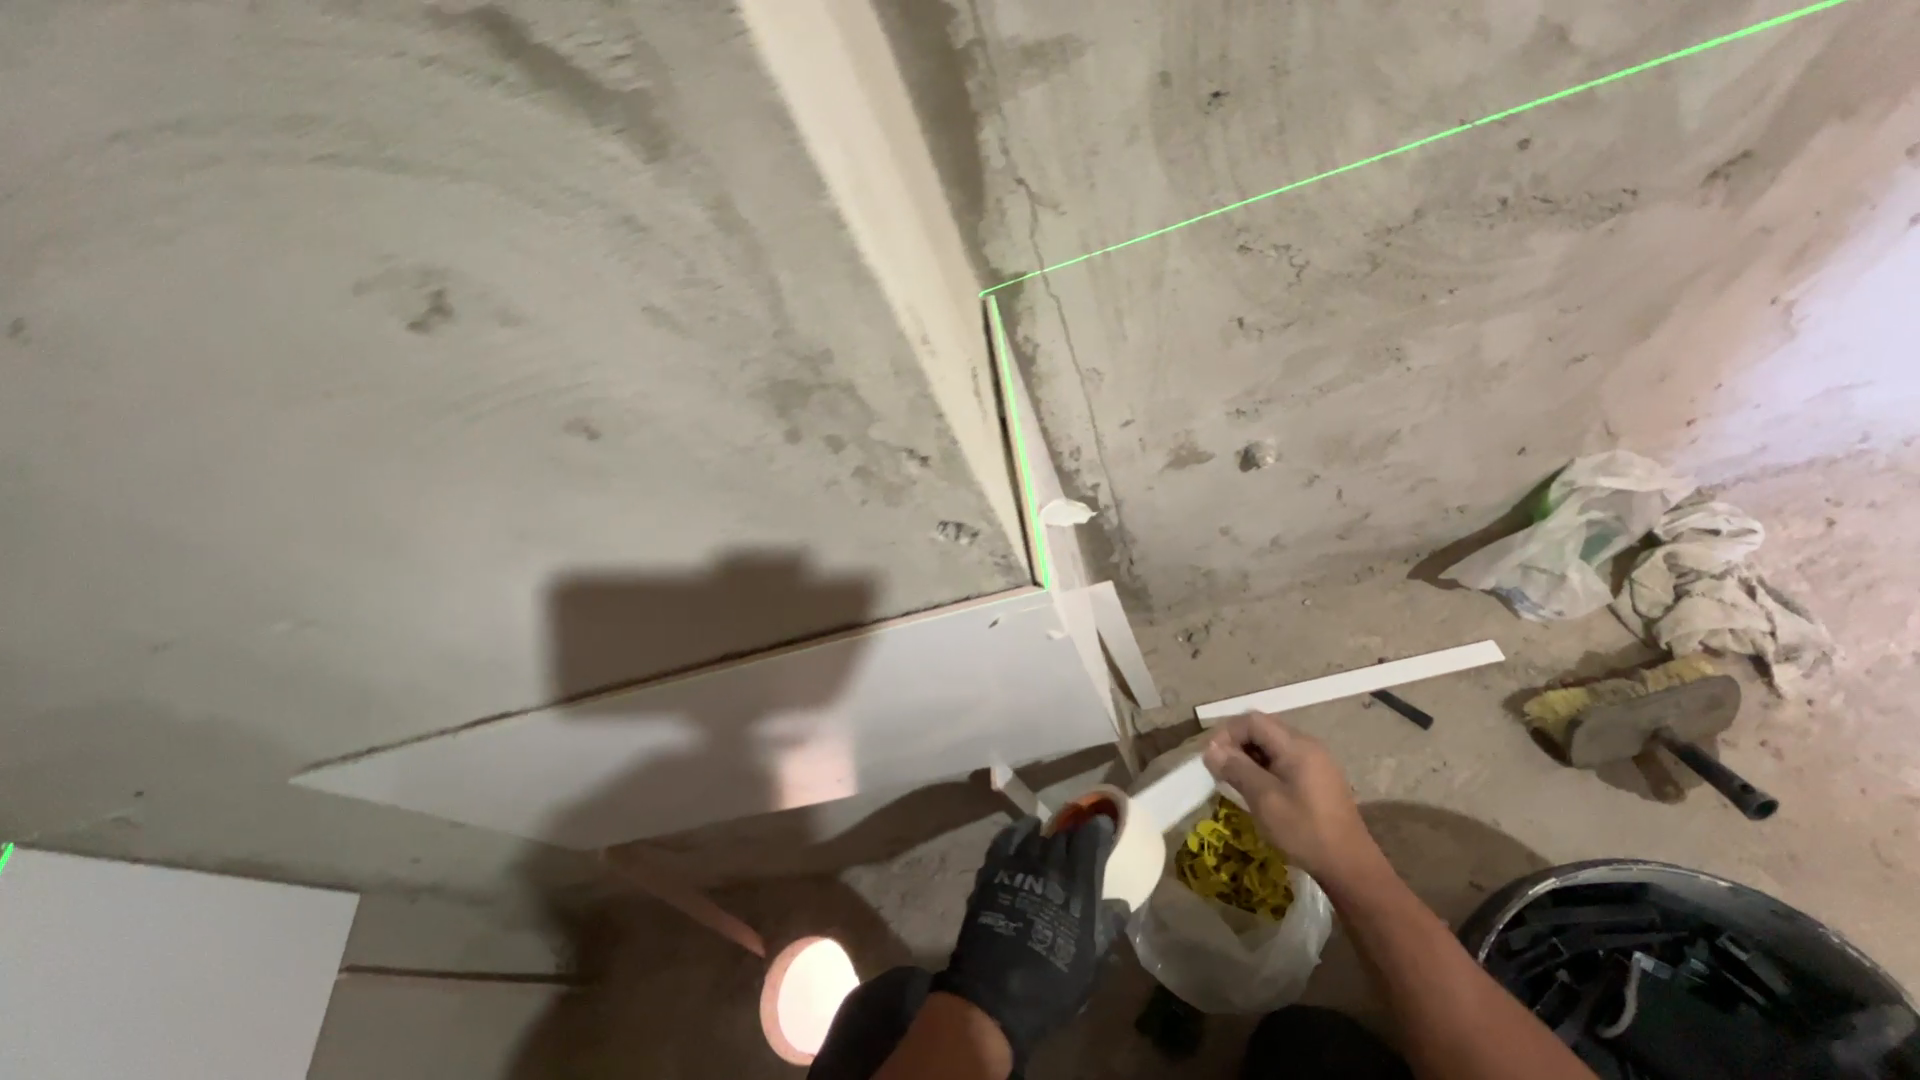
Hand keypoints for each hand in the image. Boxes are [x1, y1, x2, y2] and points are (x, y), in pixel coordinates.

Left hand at [931, 815, 1121, 1064]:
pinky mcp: (992, 872)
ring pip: (1037, 836)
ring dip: (1047, 837)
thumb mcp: (1091, 963)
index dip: (1099, 829)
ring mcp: (1018, 866)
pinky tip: (1024, 830)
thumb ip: (1107, 928)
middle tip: (1078, 842)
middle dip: (1073, 835)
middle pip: (1064, 836)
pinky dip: (1017, 831)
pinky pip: (1006, 840)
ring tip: (1051, 839)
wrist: (995, 996)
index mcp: (1080, 886)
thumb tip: (1121, 905)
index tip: (1102, 827)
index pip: (1092, 839)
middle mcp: (1050, 867)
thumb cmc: (1051, 985)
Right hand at [1201, 712, 1379, 885]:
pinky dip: (1264, 767)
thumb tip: (1210, 750)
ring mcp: (1316, 762)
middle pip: (1264, 729)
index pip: (1253, 721)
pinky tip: (1257, 789)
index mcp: (1296, 746)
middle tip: (1218, 768)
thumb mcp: (1264, 799)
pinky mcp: (1319, 778)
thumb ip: (1236, 769)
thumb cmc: (1303, 830)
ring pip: (1273, 746)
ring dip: (1249, 757)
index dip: (1226, 733)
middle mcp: (1308, 746)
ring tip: (1234, 780)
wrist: (1348, 865)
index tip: (1210, 757)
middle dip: (1236, 744)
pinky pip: (1284, 760)